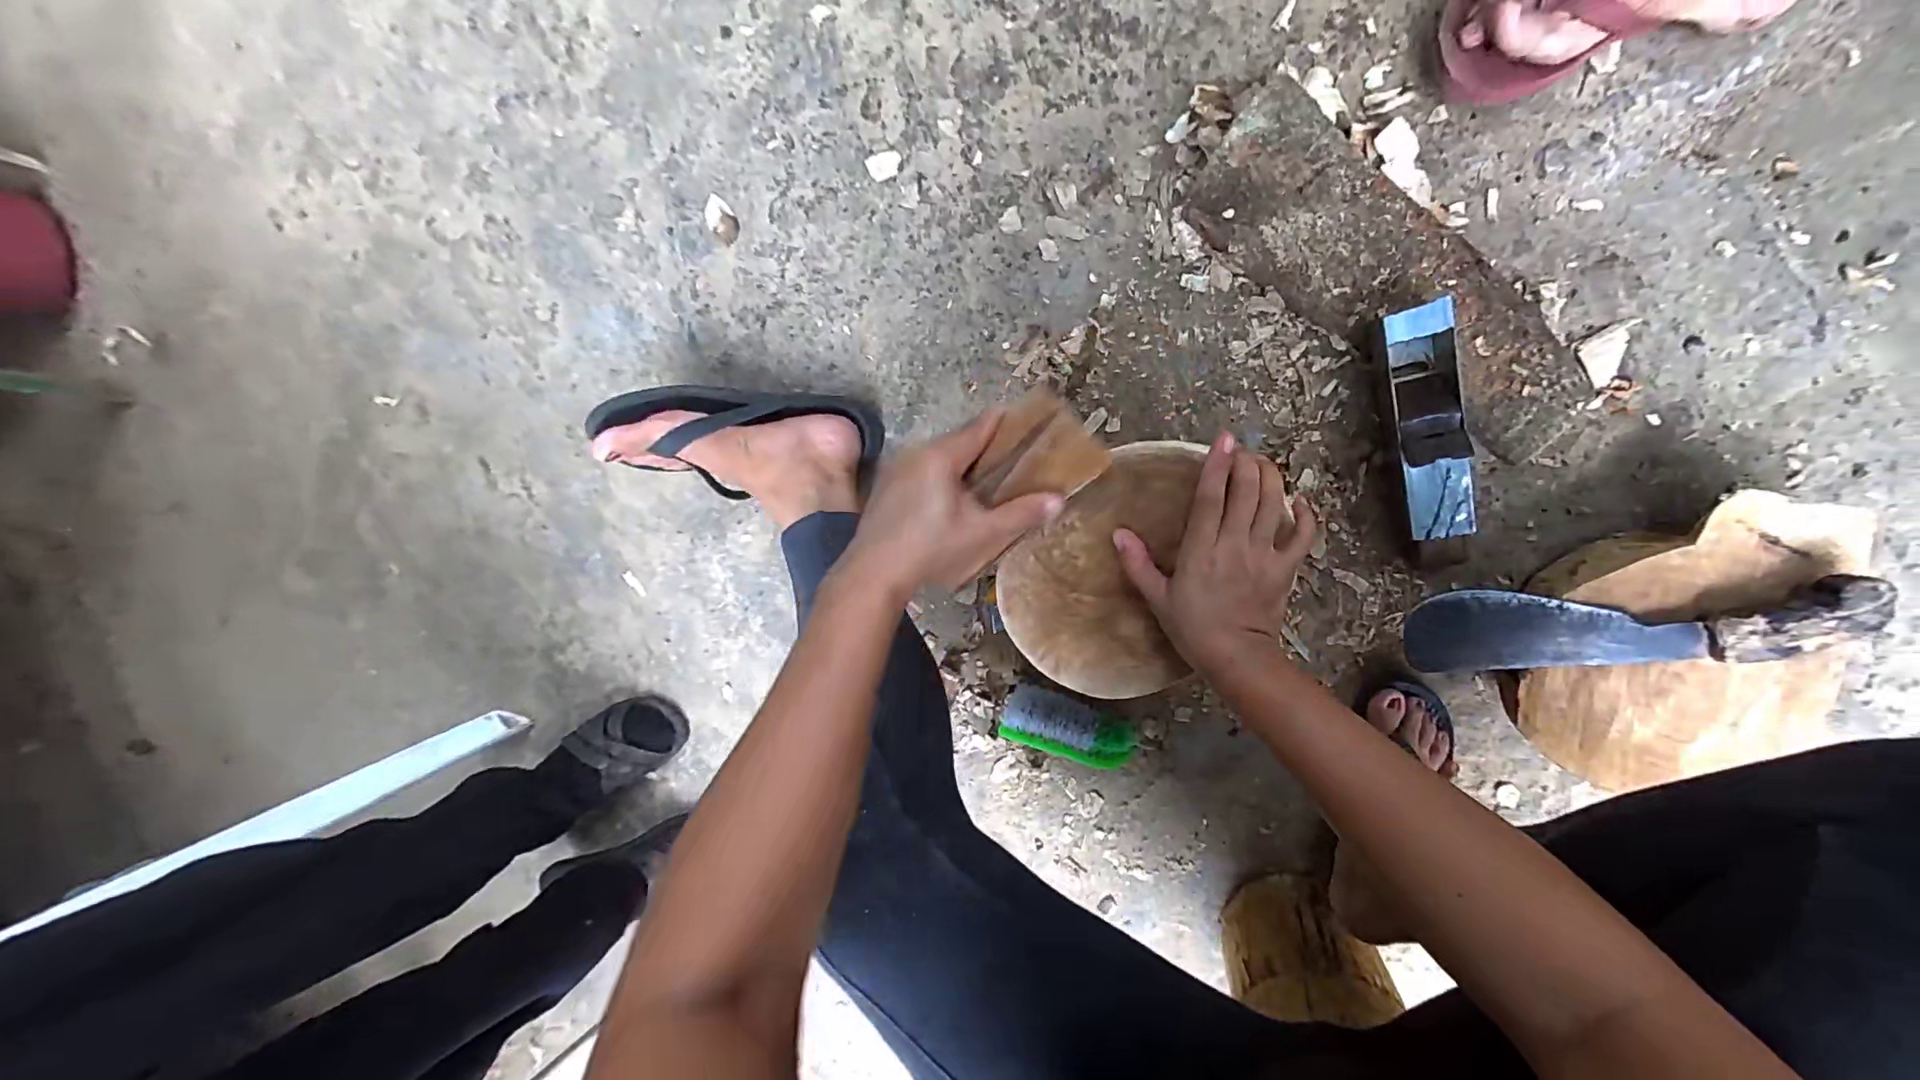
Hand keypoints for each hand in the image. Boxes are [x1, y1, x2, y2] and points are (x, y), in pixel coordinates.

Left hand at [841, 408, 1065, 597]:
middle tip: (1012, 459)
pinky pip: (922, 470)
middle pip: (959, 441)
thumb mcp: (981, 532)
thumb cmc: (930, 549)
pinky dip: (941, 476)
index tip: (1025, 421)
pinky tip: (951, 499)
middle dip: (986, 448)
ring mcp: (897, 469)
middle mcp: (916, 453)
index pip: (979, 428)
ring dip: (962, 464)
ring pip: (938, 456)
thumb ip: (1020, 514)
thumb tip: (1057, 500)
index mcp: (940, 457)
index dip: (1005, 423)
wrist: (873, 572)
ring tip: (986, 480)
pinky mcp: (887, 487)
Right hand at [1112, 433, 1316, 673]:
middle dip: (1247, 464)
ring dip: (1271, 478)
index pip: (1210, 498)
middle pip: (1246, 492)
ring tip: (1262, 464)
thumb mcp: (1156, 597)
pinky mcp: (1286, 568)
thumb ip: (1137, 563)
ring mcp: (1264, 554)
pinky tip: (1299, 500)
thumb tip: (1117, 533)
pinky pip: (1303, 535)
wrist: (1236, 657)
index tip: (1223, 440)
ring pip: (1274, 505)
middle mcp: (1235, 544)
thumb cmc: (1192, 628)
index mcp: (1201, 550)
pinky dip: (1306, 514)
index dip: (1216, 466)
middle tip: (1241, 451)